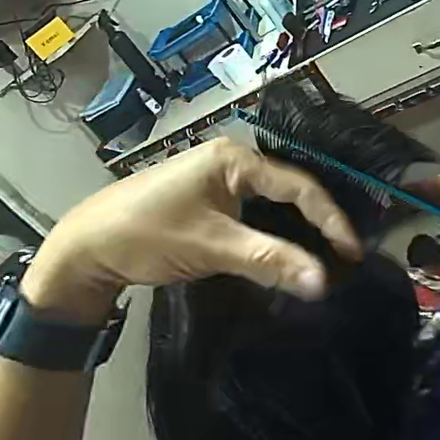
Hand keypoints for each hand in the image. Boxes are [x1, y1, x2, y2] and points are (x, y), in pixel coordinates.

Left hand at [22, 139, 359, 320]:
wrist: (85, 248)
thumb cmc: (146, 236)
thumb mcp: (210, 247)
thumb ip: (268, 261)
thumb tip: (323, 281)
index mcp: (234, 158)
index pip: (298, 185)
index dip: (330, 218)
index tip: (353, 251)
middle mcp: (231, 158)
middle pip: (289, 186)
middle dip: (319, 218)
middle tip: (346, 251)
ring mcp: (218, 176)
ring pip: (273, 197)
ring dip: (298, 223)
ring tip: (327, 250)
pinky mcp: (209, 196)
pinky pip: (255, 207)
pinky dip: (275, 227)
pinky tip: (288, 245)